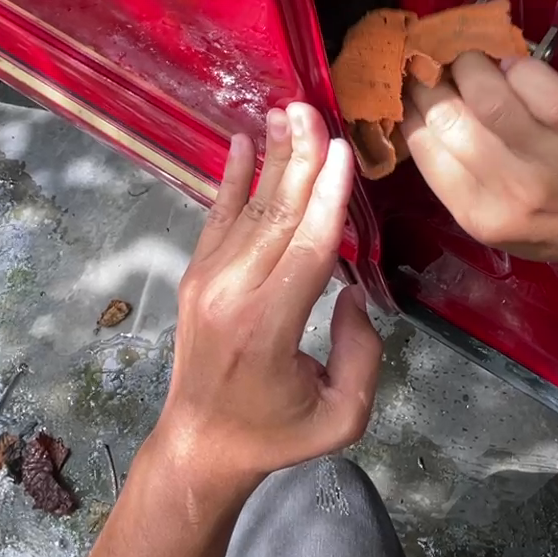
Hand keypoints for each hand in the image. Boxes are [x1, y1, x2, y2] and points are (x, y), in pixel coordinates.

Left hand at [154, 103, 383, 493]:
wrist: (198, 445)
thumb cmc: (275, 434)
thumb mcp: (341, 418)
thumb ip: (362, 356)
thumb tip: (353, 293)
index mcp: (269, 328)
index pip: (308, 249)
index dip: (328, 197)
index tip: (341, 151)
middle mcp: (232, 294)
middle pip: (277, 215)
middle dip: (300, 158)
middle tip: (312, 111)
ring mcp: (207, 280)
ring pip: (249, 208)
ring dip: (272, 157)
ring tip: (286, 112)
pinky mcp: (195, 274)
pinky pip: (217, 216)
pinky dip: (232, 177)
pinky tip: (242, 142)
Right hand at [402, 52, 557, 280]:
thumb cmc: (555, 218)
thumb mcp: (492, 213)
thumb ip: (454, 167)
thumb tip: (416, 100)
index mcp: (474, 212)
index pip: (421, 143)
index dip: (408, 101)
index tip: (409, 78)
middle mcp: (507, 191)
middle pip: (447, 117)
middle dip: (433, 77)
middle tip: (435, 61)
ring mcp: (548, 162)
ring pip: (487, 96)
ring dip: (471, 65)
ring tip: (474, 60)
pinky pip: (539, 85)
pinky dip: (520, 66)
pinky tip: (516, 67)